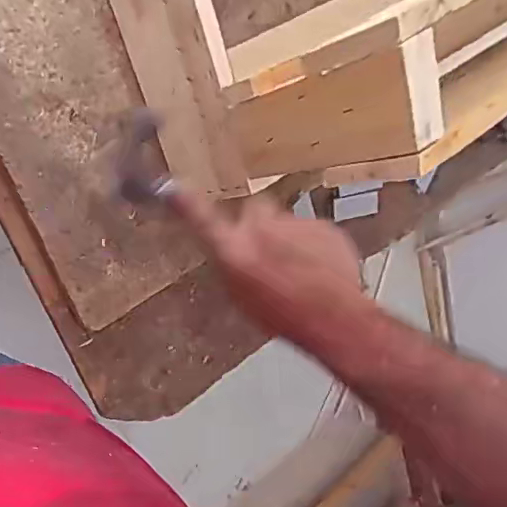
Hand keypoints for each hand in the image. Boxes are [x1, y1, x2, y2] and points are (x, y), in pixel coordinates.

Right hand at [168, 188, 376, 344]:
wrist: (333, 317)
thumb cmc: (285, 317)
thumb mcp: (243, 298)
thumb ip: (233, 264)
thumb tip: (233, 252)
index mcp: (233, 253)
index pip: (202, 220)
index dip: (187, 204)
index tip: (173, 189)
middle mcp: (260, 230)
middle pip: (254, 210)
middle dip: (259, 224)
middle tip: (268, 254)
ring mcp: (294, 223)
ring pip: (286, 221)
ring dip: (288, 238)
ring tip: (299, 271)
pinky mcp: (322, 225)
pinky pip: (312, 230)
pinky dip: (314, 245)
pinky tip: (318, 269)